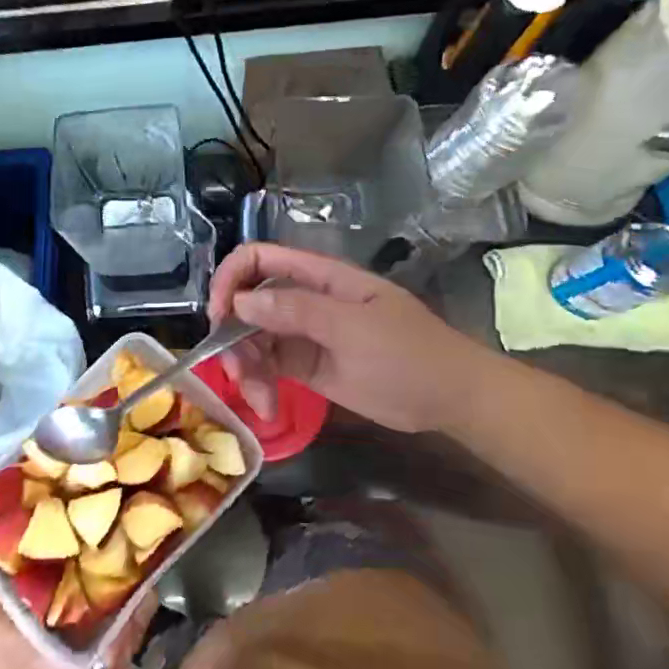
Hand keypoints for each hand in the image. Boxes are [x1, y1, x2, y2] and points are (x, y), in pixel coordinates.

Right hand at [208, 243, 482, 432]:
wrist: (449, 398)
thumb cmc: (408, 352)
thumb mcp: (353, 327)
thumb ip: (297, 310)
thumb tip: (241, 301)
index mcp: (318, 277)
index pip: (258, 259)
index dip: (231, 280)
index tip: (219, 316)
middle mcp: (303, 300)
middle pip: (247, 304)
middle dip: (234, 336)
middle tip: (238, 371)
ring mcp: (303, 335)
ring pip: (252, 341)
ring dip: (245, 369)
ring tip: (259, 400)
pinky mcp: (305, 367)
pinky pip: (268, 369)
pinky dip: (259, 386)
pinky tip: (267, 409)